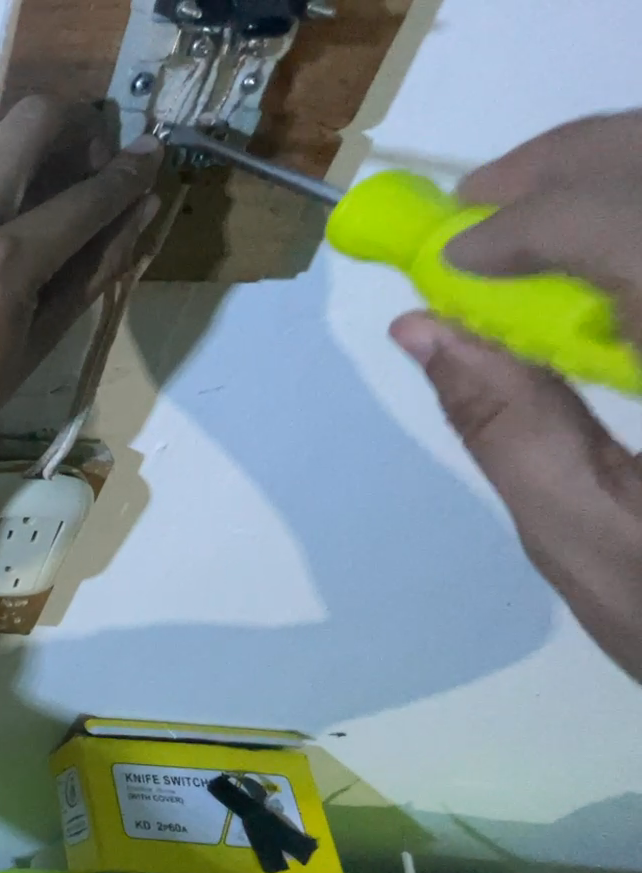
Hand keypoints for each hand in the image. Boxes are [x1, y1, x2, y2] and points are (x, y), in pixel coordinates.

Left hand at [0, 96, 162, 468]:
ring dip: (17, 141)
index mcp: (3, 265)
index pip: (88, 195)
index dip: (131, 172)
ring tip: (28, 182)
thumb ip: (96, 266)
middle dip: (77, 129)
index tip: (149, 157)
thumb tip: (144, 202)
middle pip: (32, 120)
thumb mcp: (42, 340)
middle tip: (84, 166)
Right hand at [391, 109, 641, 679]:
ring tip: (530, 222)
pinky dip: (638, 231)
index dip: (543, 216)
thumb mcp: (585, 534)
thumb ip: (507, 423)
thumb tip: (424, 329)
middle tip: (477, 205)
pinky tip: (603, 262)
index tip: (451, 250)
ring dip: (616, 181)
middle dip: (579, 166)